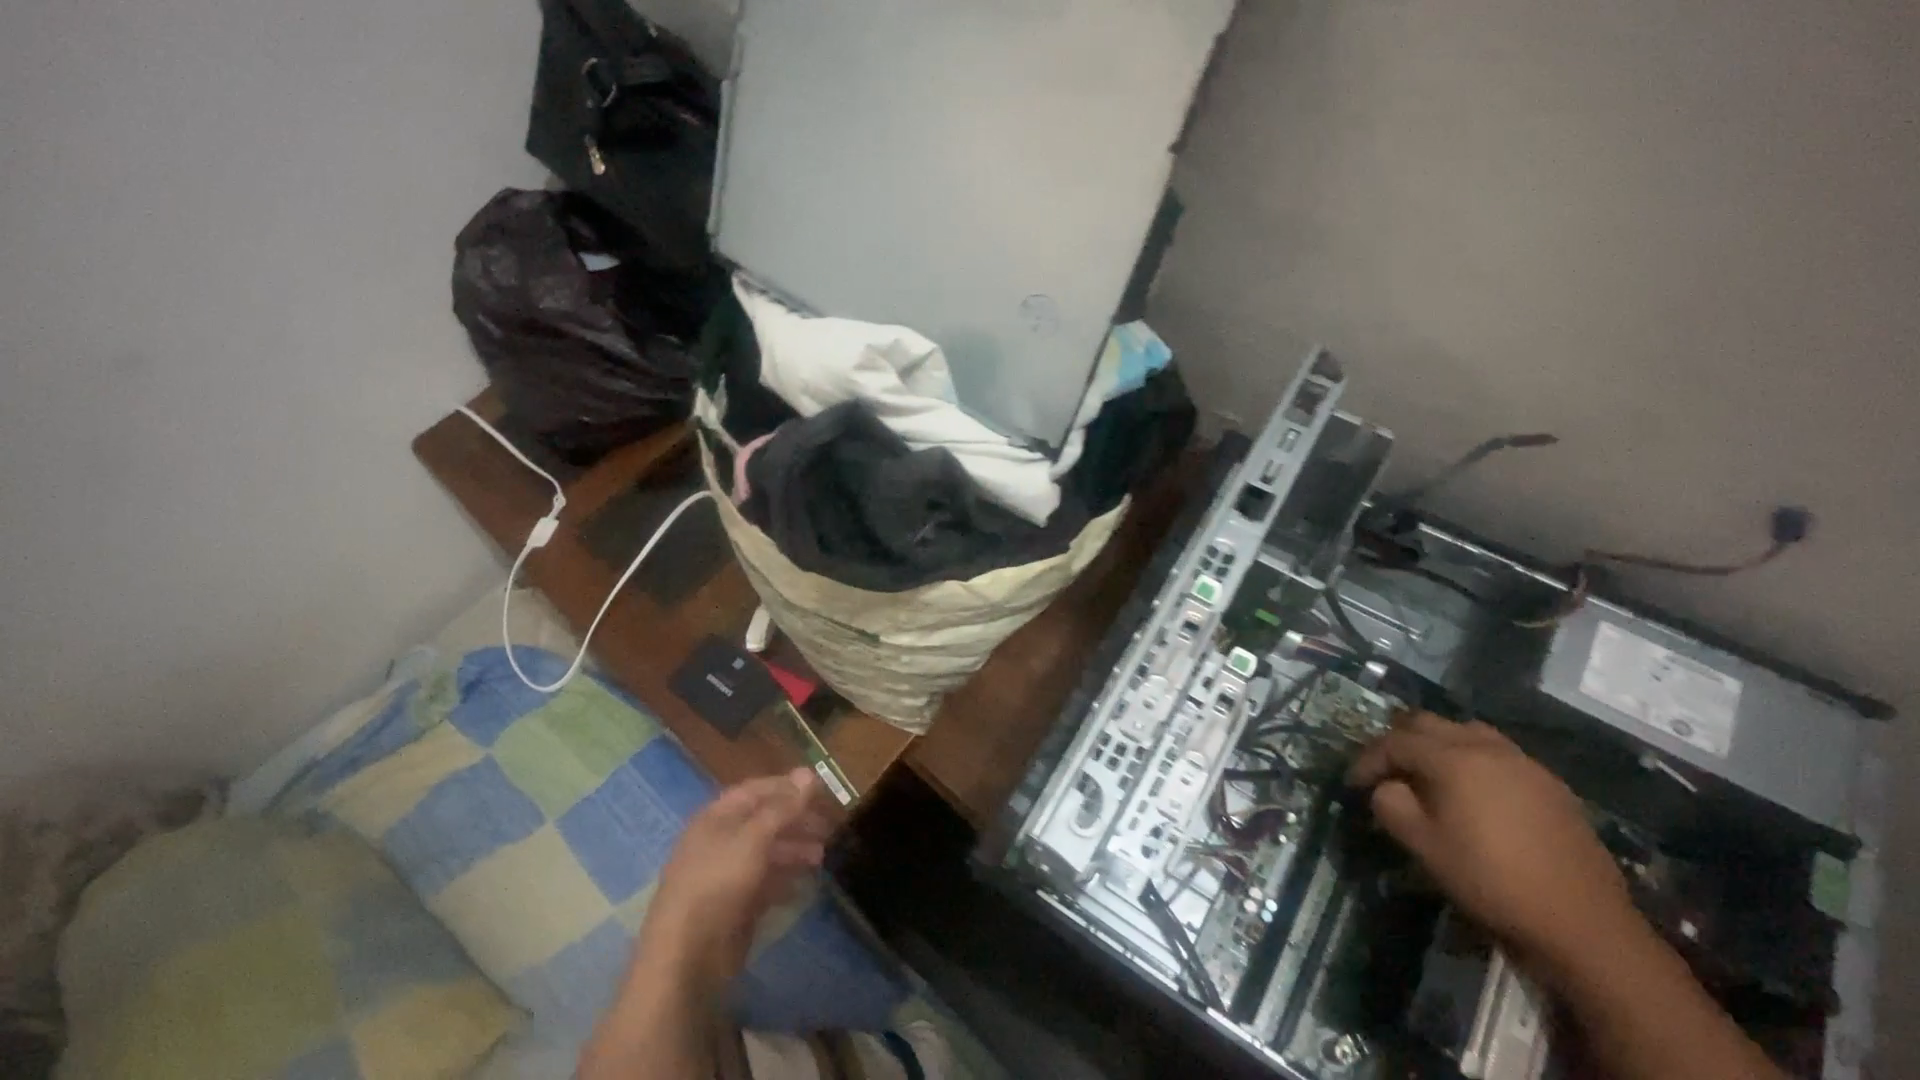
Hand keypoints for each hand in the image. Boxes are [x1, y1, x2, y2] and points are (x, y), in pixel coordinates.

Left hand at [640, 768, 835, 990]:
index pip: (754, 791)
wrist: (687, 955)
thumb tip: (809, 773)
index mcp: (715, 819)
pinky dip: (785, 880)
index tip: (821, 790)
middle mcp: (719, 842)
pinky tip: (804, 884)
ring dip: (794, 850)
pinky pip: (764, 884)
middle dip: (795, 821)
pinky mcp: (734, 906)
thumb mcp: (752, 839)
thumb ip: (782, 808)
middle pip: (762, 822)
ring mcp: (726, 876)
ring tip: (821, 856)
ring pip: (766, 854)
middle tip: (828, 828)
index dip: (786, 788)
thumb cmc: (717, 884)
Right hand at [1346, 711, 1643, 975]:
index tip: (1353, 784)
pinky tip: (1474, 796)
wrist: (1580, 919)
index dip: (1368, 760)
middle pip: (1430, 724)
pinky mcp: (1550, 784)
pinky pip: (1498, 754)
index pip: (1395, 742)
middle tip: (1385, 772)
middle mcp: (1488, 747)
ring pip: (1467, 733)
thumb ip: (1392, 806)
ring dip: (1438, 746)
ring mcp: (1525, 763)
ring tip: (1428, 777)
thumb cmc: (1490, 881)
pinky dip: (1472, 761)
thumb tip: (1387, 787)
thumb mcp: (1424, 847)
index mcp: (1453, 759)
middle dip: (1400, 742)